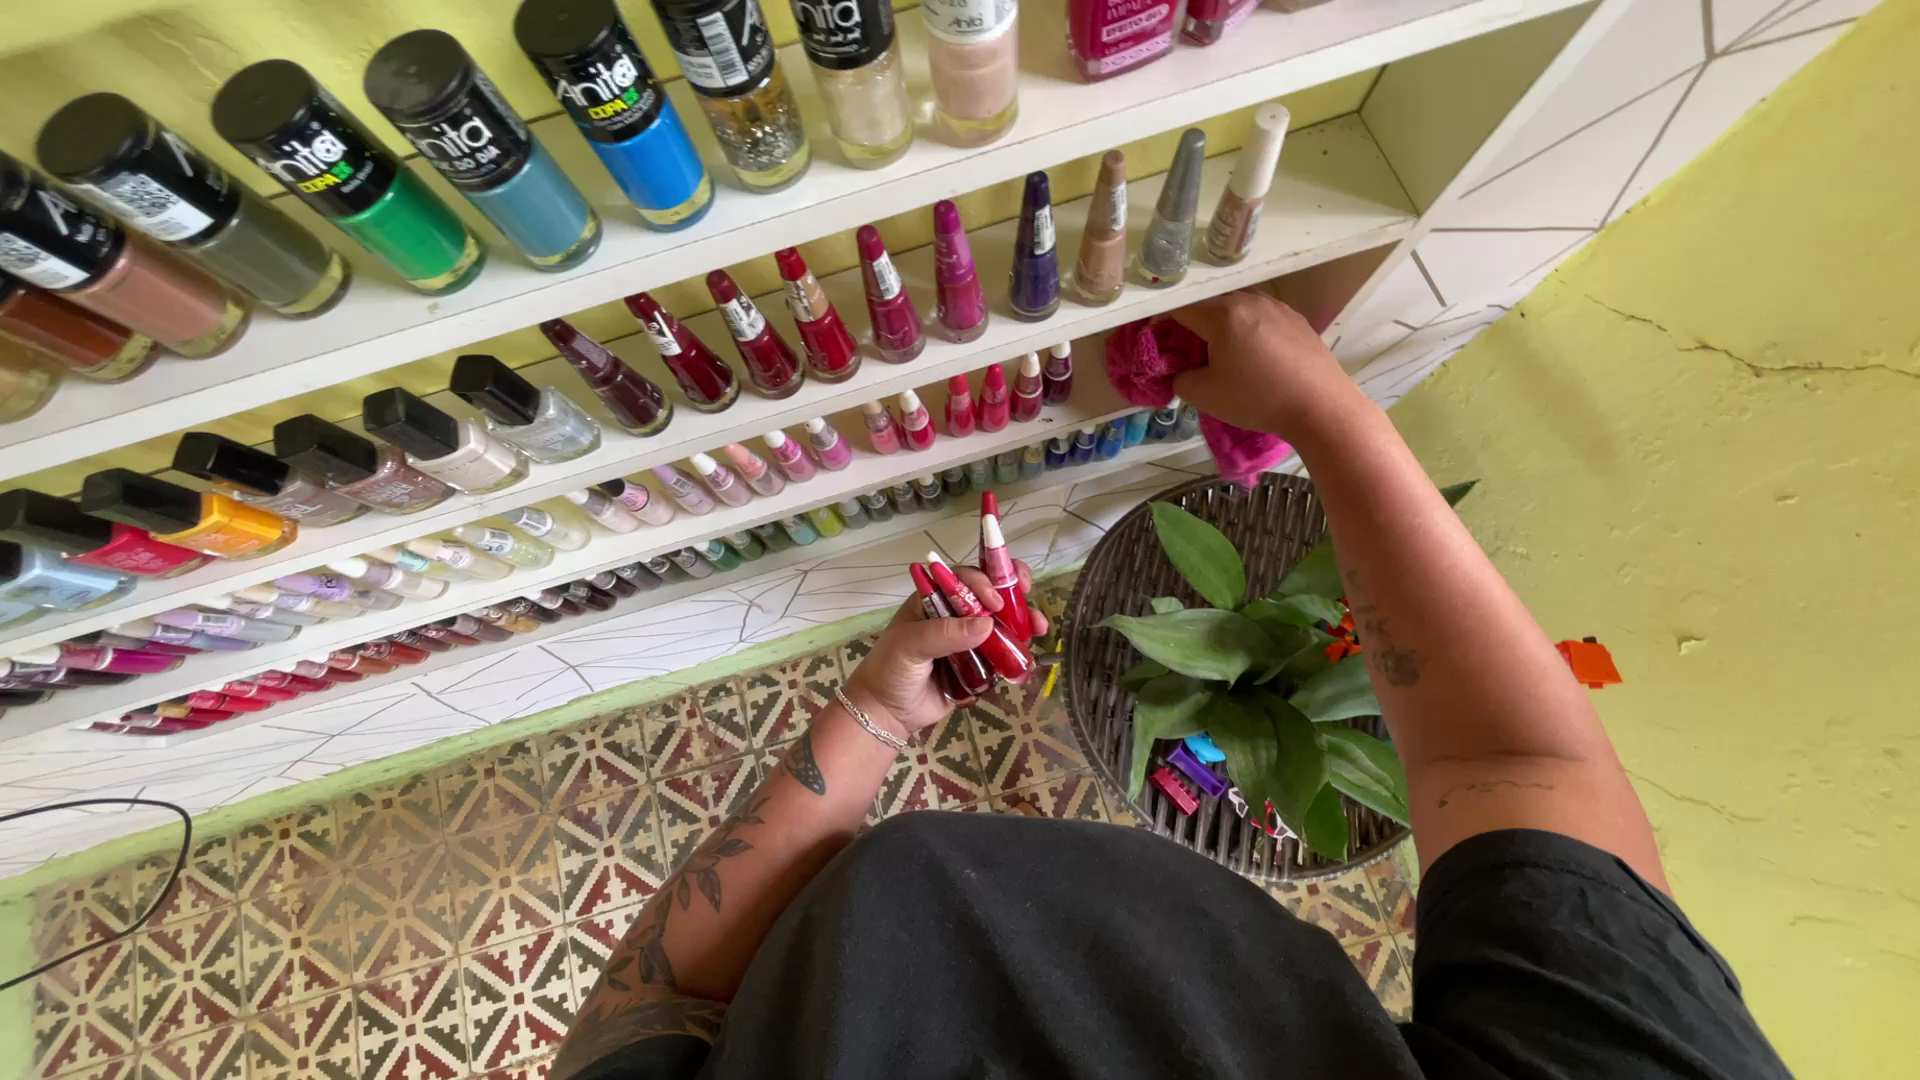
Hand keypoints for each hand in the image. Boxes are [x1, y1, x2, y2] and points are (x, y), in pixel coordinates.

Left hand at [843, 560, 1049, 738]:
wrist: (886, 714)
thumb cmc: (890, 670)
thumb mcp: (910, 645)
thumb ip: (945, 633)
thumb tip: (988, 625)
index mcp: (934, 599)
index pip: (964, 579)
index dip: (984, 582)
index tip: (996, 601)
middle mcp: (955, 615)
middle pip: (990, 594)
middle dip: (1013, 592)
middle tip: (1029, 593)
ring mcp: (969, 640)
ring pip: (1003, 624)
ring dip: (1023, 621)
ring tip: (1039, 627)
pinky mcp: (980, 665)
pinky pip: (1004, 654)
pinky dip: (1019, 652)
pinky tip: (1031, 655)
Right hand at [1167, 290, 1367, 439]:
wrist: (1320, 406)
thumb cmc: (1257, 399)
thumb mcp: (1204, 395)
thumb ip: (1179, 378)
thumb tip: (1179, 371)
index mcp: (1223, 315)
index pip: (1178, 308)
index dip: (1161, 325)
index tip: (1156, 344)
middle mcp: (1249, 301)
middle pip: (1208, 306)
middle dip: (1191, 327)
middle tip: (1187, 356)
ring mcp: (1276, 307)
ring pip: (1235, 311)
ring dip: (1220, 328)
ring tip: (1222, 358)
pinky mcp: (1295, 319)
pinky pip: (1259, 318)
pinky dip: (1246, 332)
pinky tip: (1253, 359)